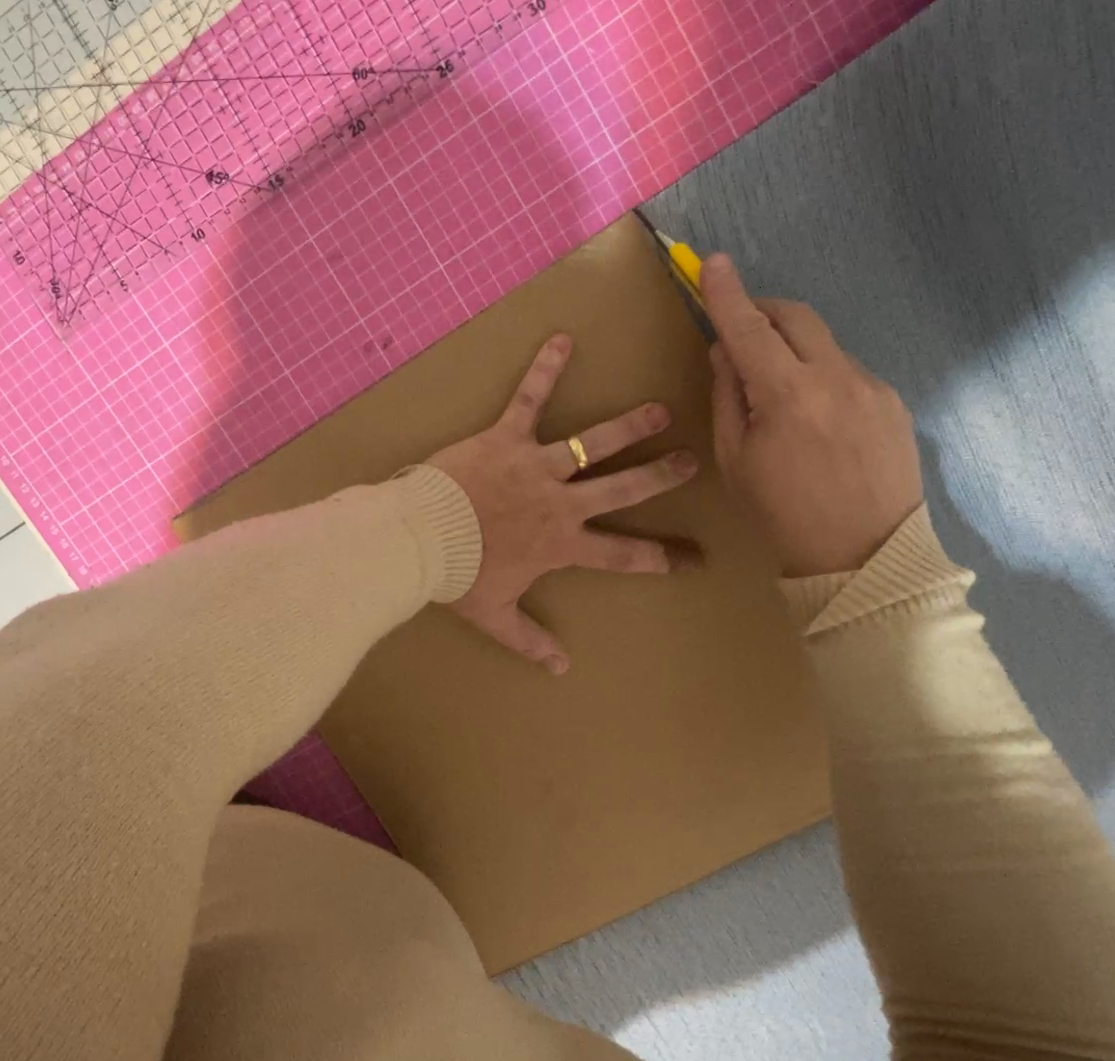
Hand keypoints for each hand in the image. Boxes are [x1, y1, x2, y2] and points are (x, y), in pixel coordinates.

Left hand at [428, 334, 697, 674]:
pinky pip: (529, 398)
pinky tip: (561, 338)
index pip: (623, 555)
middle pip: (621, 488)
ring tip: (658, 411)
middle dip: (659, 476)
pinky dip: (545, 369)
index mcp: (561, 544)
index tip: (695, 559)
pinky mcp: (506, 438)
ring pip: (591, 442)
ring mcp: (535, 466)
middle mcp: (560, 502)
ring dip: (627, 426)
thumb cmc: (457, 577)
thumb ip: (530, 641)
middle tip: (690, 463)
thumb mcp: (495, 616)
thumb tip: (561, 669)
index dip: (662, 558)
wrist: (419, 540)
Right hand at [698, 254, 922, 576]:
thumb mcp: (735, 460)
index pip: (749, 328)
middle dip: (764, 310)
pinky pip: (846, 372)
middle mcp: (836, 377)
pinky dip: (820, 377)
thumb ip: (728, 396)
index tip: (712, 263)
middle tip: (741, 328)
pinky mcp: (893, 402)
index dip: (726, 294)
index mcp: (788, 395)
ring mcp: (872, 386)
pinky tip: (815, 421)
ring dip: (793, 350)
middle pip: (796, 316)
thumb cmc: (783, 514)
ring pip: (823, 344)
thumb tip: (728, 352)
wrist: (865, 557)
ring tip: (778, 396)